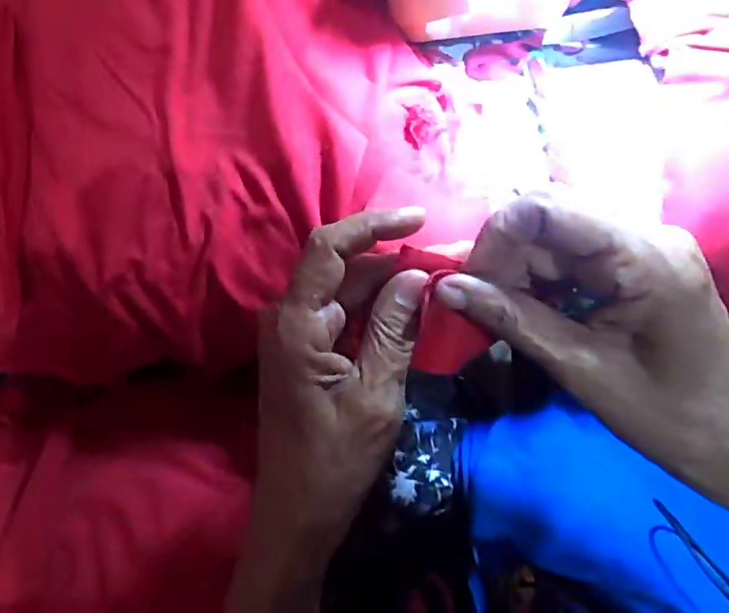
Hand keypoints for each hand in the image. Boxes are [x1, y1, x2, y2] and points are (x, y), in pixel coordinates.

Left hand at [228, 207, 430, 612]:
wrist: (295, 511)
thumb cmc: (335, 460)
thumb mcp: (376, 396)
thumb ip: (394, 331)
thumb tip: (415, 275)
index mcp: (296, 321)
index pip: (327, 248)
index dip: (370, 225)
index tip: (416, 217)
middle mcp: (286, 314)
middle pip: (338, 266)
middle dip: (389, 256)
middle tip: (443, 255)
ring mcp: (291, 328)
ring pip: (341, 287)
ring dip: (384, 280)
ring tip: (435, 275)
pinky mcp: (301, 344)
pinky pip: (338, 310)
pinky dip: (372, 304)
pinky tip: (408, 304)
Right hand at [433, 192, 728, 539]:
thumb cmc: (675, 421)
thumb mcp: (583, 371)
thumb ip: (511, 318)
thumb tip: (443, 285)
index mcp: (646, 256)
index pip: (544, 208)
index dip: (494, 236)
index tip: (467, 281)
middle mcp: (645, 233)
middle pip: (543, 213)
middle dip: (499, 250)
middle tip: (472, 294)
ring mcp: (641, 242)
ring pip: (548, 228)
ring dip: (513, 262)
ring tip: (492, 302)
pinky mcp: (634, 257)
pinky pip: (566, 247)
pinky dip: (534, 271)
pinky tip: (521, 300)